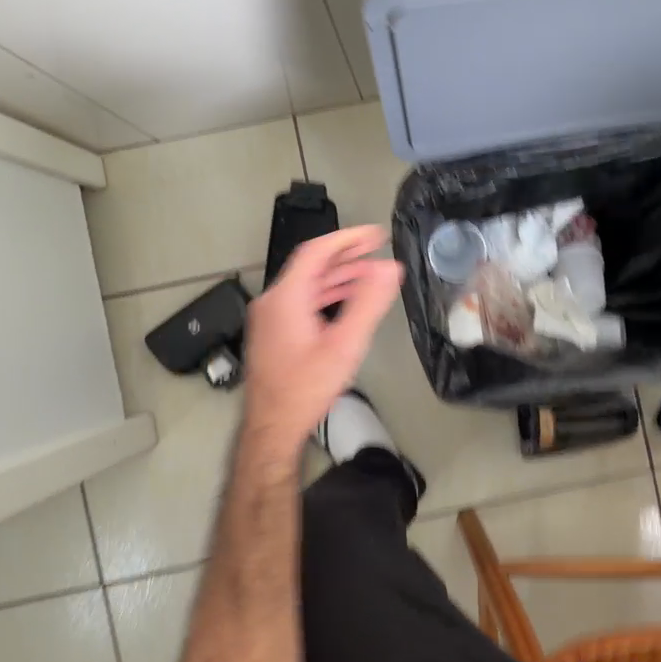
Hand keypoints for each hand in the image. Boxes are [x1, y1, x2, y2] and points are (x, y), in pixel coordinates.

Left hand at [242, 226, 401, 447]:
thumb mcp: (344, 345)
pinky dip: (326, 295)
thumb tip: (390, 269)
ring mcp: (270, 318)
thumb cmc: (305, 389)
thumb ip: (368, 304)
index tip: (374, 234)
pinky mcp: (273, 333)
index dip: (347, 238)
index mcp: (286, 298)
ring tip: (370, 275)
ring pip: (307, 284)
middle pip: (311, 265)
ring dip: (338, 276)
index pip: (317, 252)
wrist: (272, 426)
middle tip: (376, 248)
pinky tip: (346, 302)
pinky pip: (302, 301)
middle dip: (346, 255)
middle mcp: (273, 302)